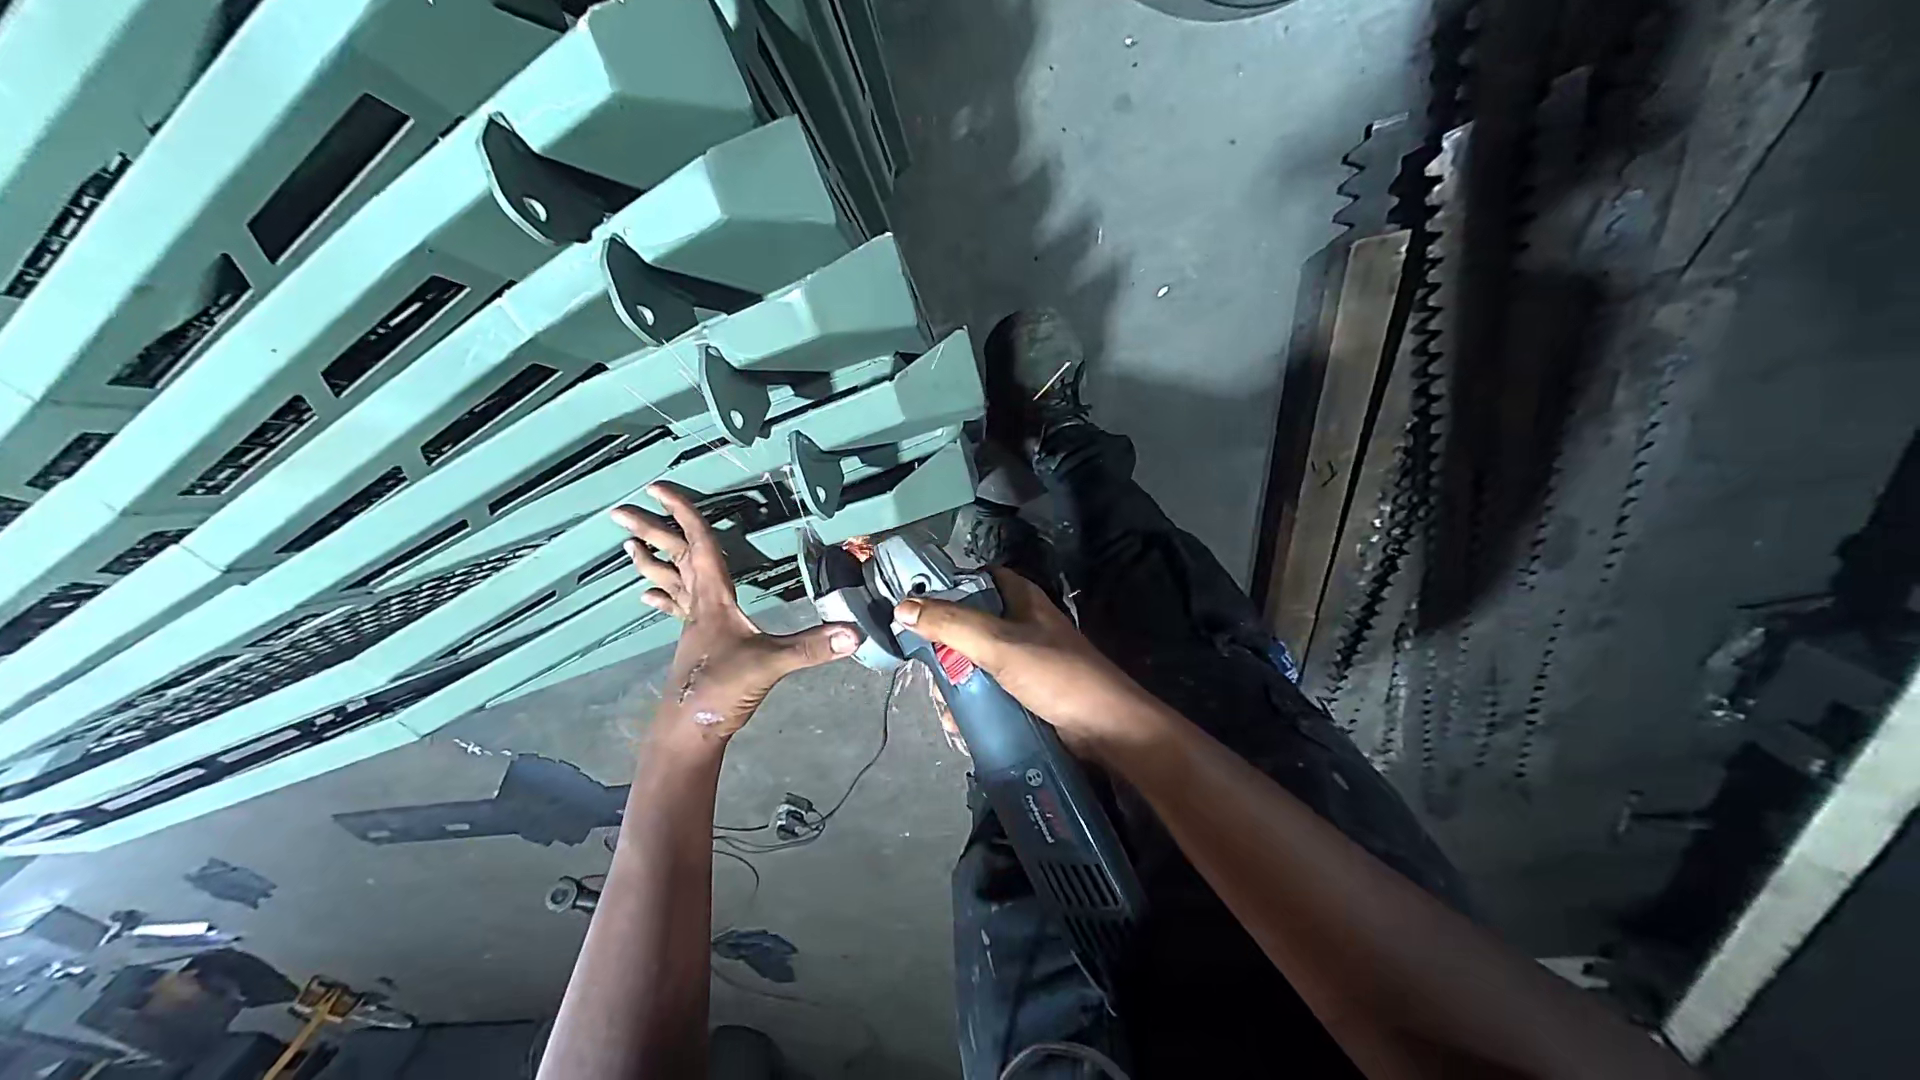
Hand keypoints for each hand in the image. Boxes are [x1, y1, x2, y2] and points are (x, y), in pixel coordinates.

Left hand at [611, 483, 859, 740]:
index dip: (683, 514)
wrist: (689, 731)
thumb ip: (812, 647)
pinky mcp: (693, 645)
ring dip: (652, 561)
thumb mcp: (770, 665)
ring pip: (670, 583)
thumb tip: (855, 632)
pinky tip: (648, 595)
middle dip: (651, 532)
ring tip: (630, 546)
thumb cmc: (721, 690)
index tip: (660, 488)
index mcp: (714, 600)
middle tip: (622, 510)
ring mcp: (692, 627)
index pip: (700, 546)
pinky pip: (676, 610)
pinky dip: (663, 596)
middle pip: (673, 560)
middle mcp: (699, 607)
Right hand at [892, 568, 1168, 757]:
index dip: (945, 587)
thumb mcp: (1000, 644)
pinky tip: (959, 722)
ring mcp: (1022, 660)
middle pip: (968, 625)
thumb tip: (902, 608)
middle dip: (944, 648)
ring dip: (955, 683)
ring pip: (974, 662)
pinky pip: (987, 691)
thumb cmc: (1057, 676)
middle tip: (929, 668)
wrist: (1108, 730)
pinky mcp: (1023, 692)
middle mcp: (1020, 624)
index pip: (975, 578)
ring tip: (944, 704)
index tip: (913, 607)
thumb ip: (951, 625)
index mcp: (1020, 599)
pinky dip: (972, 704)